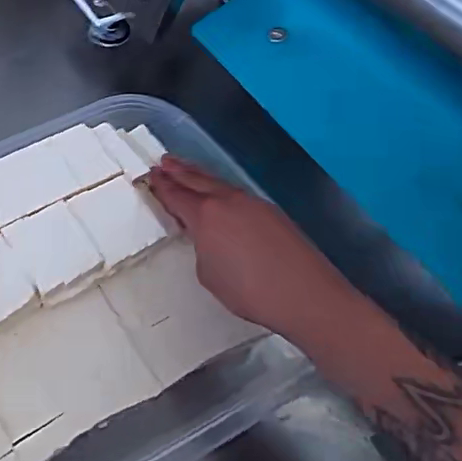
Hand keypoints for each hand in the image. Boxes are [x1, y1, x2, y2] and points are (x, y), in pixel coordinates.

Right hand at [143, 157, 373, 346]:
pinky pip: (237, 193)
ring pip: (218, 183)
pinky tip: (219, 192)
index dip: (161, 185)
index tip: (150, 175)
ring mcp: (253, 204)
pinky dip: (220, 187)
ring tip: (185, 168)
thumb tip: (209, 239)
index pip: (175, 195)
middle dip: (178, 170)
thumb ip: (201, 247)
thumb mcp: (209, 273)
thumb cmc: (251, 291)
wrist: (311, 299)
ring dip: (199, 175)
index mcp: (205, 215)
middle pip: (196, 180)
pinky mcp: (273, 213)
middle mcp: (227, 201)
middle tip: (163, 161)